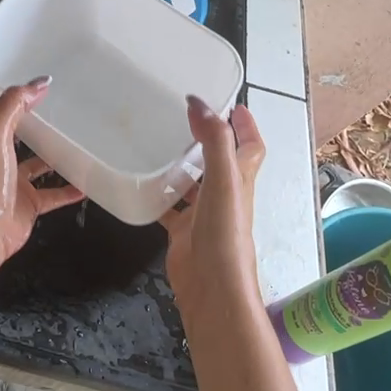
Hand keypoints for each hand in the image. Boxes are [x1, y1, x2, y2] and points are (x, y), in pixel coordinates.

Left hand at [0, 78, 84, 270]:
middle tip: (59, 102)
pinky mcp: (29, 204)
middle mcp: (0, 156)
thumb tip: (39, 82)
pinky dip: (68, 190)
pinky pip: (53, 194)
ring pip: (37, 164)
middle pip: (16, 131)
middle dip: (33, 118)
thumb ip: (14, 105)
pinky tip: (86, 184)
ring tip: (78, 140)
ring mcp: (15, 182)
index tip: (20, 70)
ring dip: (53, 154)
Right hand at [158, 96, 265, 328]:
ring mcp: (203, 214)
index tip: (232, 104)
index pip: (251, 146)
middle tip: (181, 118)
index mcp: (240, 180)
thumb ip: (214, 141)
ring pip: (193, 183)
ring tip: (155, 142)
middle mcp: (225, 195)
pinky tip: (140, 184)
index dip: (246, 125)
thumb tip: (198, 103)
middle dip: (207, 140)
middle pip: (220, 161)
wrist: (212, 287)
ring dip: (181, 165)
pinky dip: (158, 195)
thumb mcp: (223, 181)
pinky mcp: (183, 231)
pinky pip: (169, 207)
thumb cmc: (223, 233)